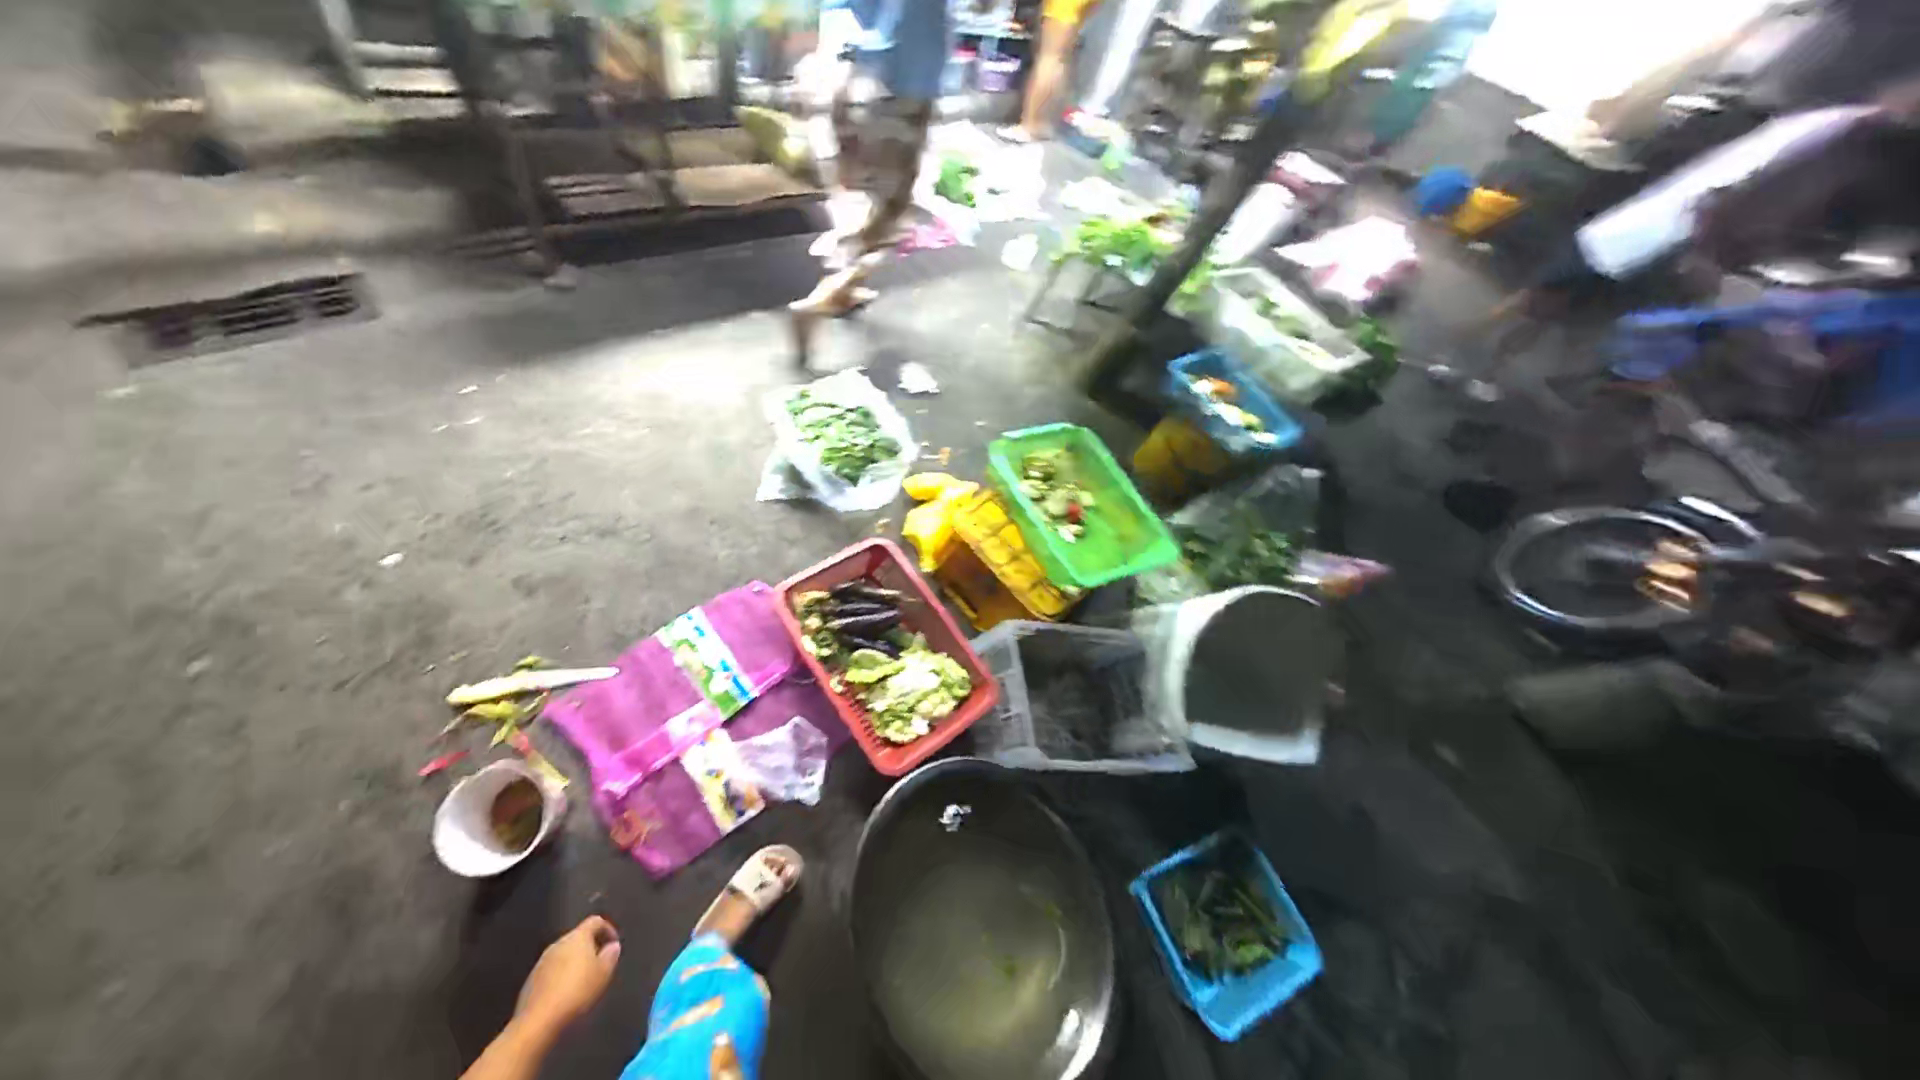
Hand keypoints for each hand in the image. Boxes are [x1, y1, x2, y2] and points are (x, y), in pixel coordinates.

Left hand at [514, 916, 621, 1035]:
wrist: (537, 1021)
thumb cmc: (577, 991)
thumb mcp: (604, 973)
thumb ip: (610, 955)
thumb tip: (612, 946)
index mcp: (578, 937)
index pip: (596, 921)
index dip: (608, 929)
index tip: (613, 945)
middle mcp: (558, 944)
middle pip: (578, 938)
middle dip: (590, 948)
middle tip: (600, 965)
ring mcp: (542, 962)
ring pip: (564, 954)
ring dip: (575, 962)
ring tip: (583, 981)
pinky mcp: (531, 980)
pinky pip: (552, 970)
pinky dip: (561, 976)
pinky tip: (565, 993)